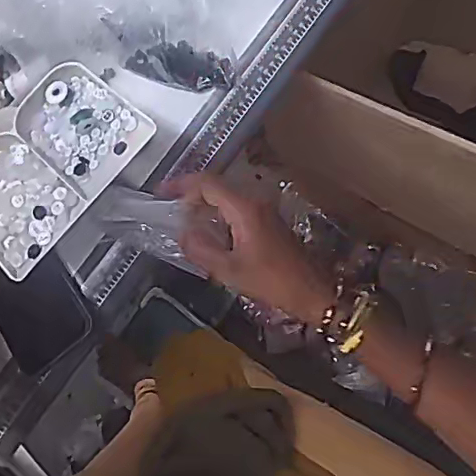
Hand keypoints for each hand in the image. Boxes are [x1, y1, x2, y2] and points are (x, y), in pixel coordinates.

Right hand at [165, 174, 333, 323]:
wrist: (313, 291)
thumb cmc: (273, 282)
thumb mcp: (230, 271)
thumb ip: (201, 249)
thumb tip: (183, 233)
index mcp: (245, 209)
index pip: (207, 183)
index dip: (181, 184)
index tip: (162, 193)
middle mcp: (256, 202)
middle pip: (217, 186)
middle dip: (190, 194)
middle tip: (170, 209)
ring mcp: (264, 210)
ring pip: (227, 196)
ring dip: (205, 205)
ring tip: (185, 221)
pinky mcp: (268, 221)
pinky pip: (237, 208)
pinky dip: (219, 214)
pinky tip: (210, 232)